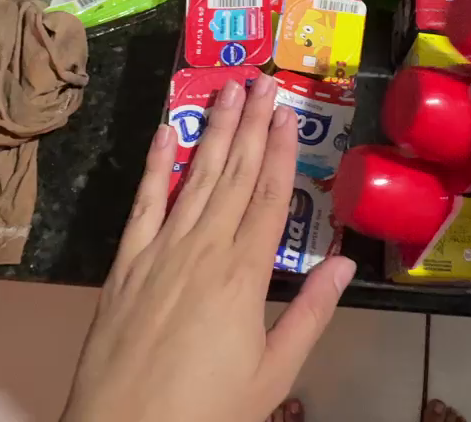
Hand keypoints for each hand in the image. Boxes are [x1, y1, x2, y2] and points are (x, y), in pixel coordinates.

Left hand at [63, 73, 355, 421]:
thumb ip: (310, 314)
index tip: (288, 112)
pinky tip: (165, 133)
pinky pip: (144, 203)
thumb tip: (345, 261)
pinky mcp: (126, 262)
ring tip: (228, 92)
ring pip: (197, 176)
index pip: (271, 194)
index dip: (282, 149)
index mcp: (245, 272)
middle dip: (252, 124)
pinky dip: (156, 166)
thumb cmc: (207, 413)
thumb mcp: (273, 375)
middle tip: (262, 82)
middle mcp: (205, 247)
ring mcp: (162, 249)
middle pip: (237, 173)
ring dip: (215, 131)